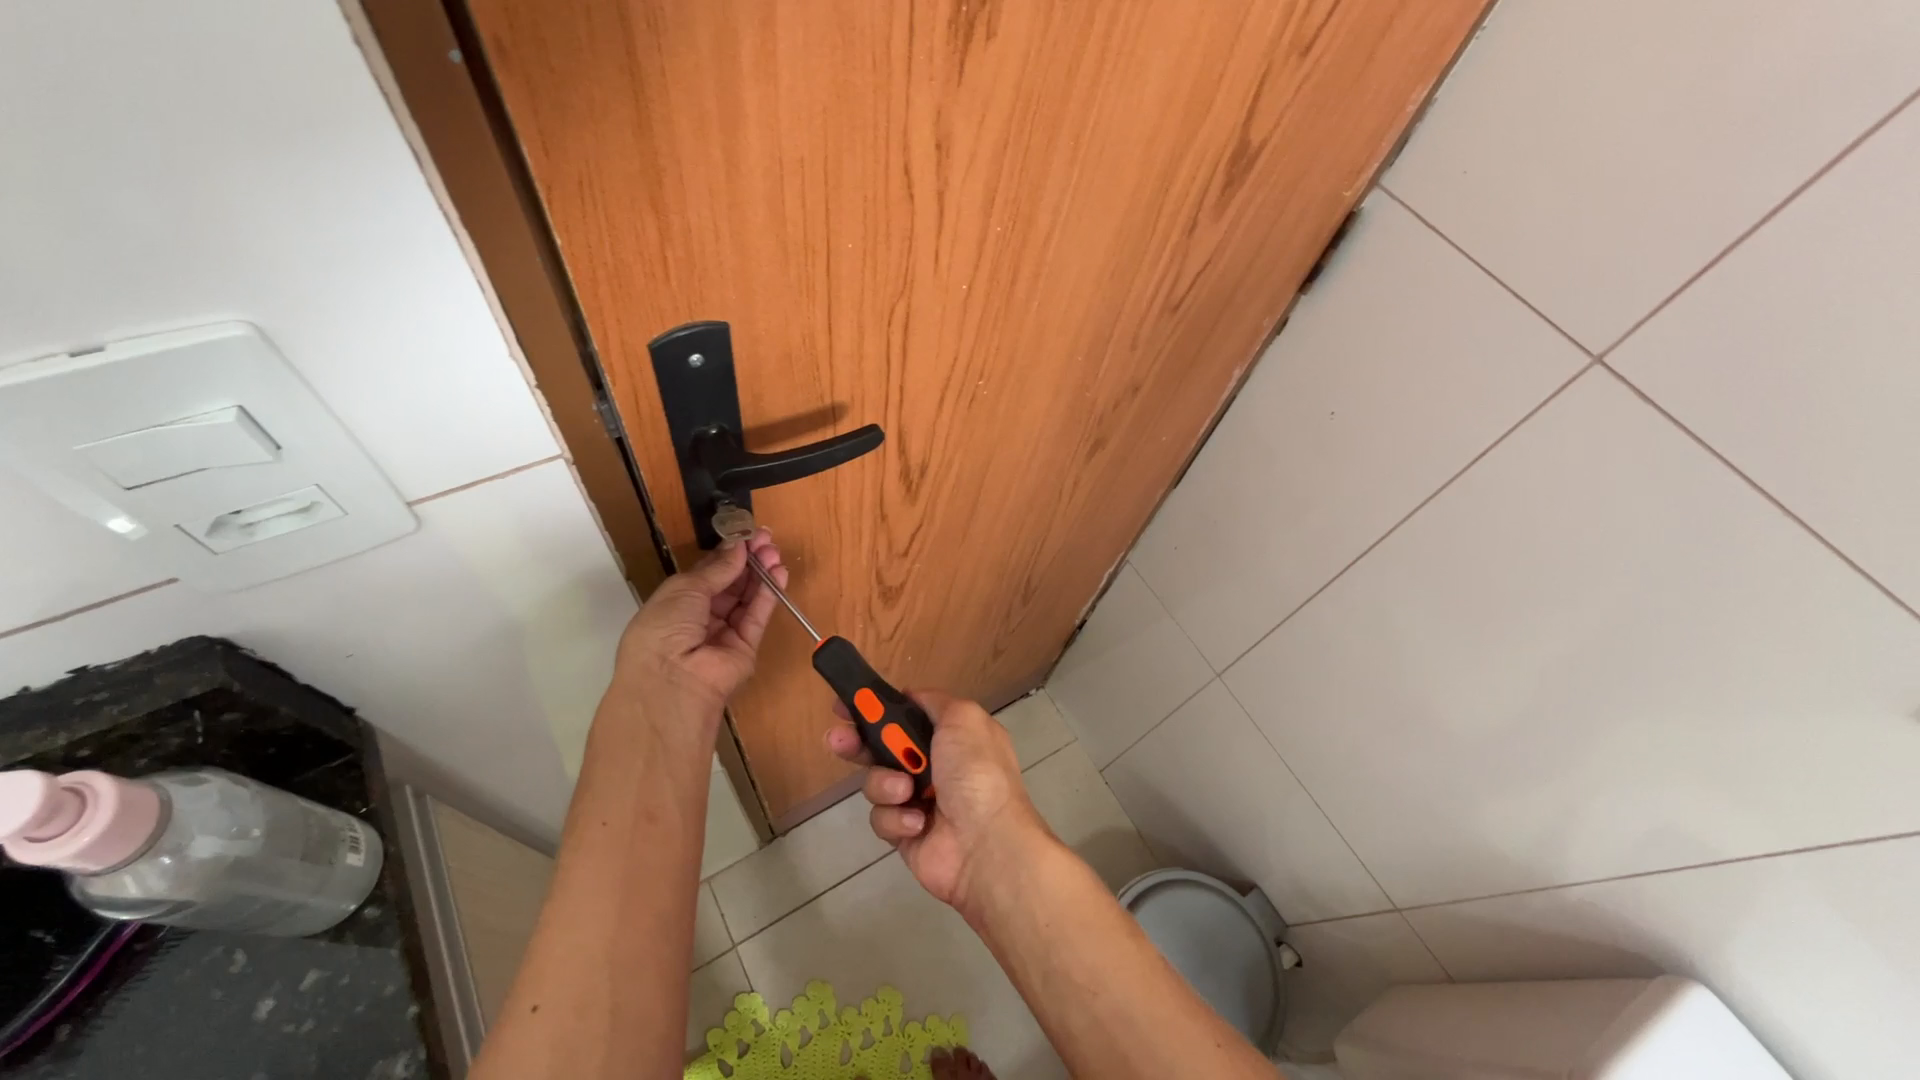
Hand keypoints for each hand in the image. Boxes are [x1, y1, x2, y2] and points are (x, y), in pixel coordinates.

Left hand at [613, 529, 786, 717]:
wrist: (673, 680)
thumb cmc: (665, 628)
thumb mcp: (684, 589)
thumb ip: (717, 569)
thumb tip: (737, 546)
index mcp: (677, 602)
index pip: (708, 573)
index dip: (726, 554)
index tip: (746, 534)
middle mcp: (701, 617)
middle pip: (730, 584)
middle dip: (748, 560)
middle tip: (767, 539)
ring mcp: (724, 633)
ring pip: (746, 598)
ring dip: (761, 574)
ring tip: (775, 552)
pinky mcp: (746, 647)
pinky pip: (757, 617)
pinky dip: (768, 595)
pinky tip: (779, 574)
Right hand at [826, 691, 1047, 914]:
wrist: (986, 844)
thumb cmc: (976, 773)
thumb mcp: (963, 718)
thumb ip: (933, 701)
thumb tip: (911, 697)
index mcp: (953, 737)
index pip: (907, 715)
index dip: (876, 708)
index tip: (846, 703)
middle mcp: (936, 766)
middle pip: (882, 747)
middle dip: (858, 742)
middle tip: (839, 740)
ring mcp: (918, 800)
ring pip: (876, 782)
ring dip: (885, 784)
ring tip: (905, 792)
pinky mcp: (905, 832)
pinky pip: (881, 817)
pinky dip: (897, 818)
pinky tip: (918, 823)